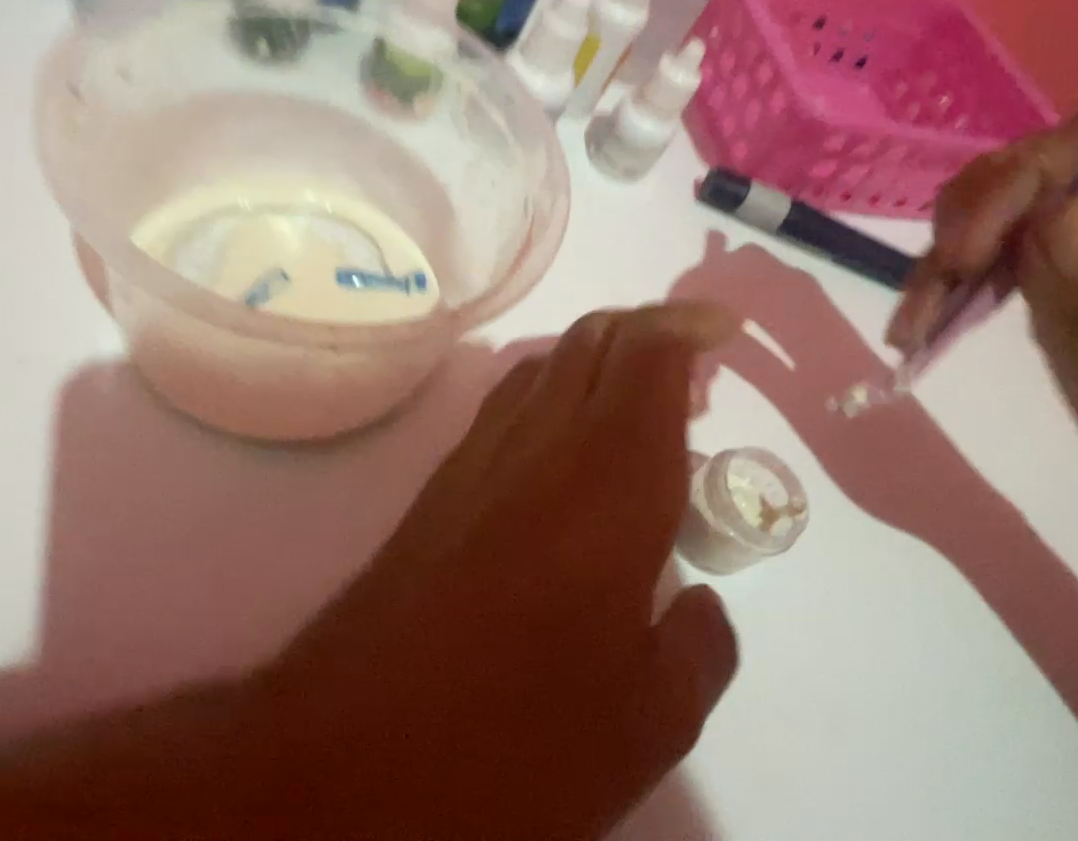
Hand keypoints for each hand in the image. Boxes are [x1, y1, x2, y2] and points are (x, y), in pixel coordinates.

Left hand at [244, 302, 744, 839]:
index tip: (724, 331)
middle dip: (648, 331)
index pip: (647, 354)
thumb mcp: (651, 719)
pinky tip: (567, 453)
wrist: (353, 753)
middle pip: (592, 339)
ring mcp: (477, 459)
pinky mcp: (437, 488)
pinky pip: (506, 407)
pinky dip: (552, 396)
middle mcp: (540, 444)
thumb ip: (700, 648)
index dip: (688, 325)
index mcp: (609, 479)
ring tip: (638, 409)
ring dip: (598, 361)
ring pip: (543, 366)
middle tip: (694, 380)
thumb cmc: (519, 735)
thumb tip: (699, 604)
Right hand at [891, 107, 1077, 609]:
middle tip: (930, 287)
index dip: (1033, 176)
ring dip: (954, 260)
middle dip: (980, 218)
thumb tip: (1049, 216)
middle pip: (1058, 174)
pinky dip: (958, 294)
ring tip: (913, 325)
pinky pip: (1009, 272)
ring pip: (1018, 221)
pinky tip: (923, 331)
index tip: (965, 250)